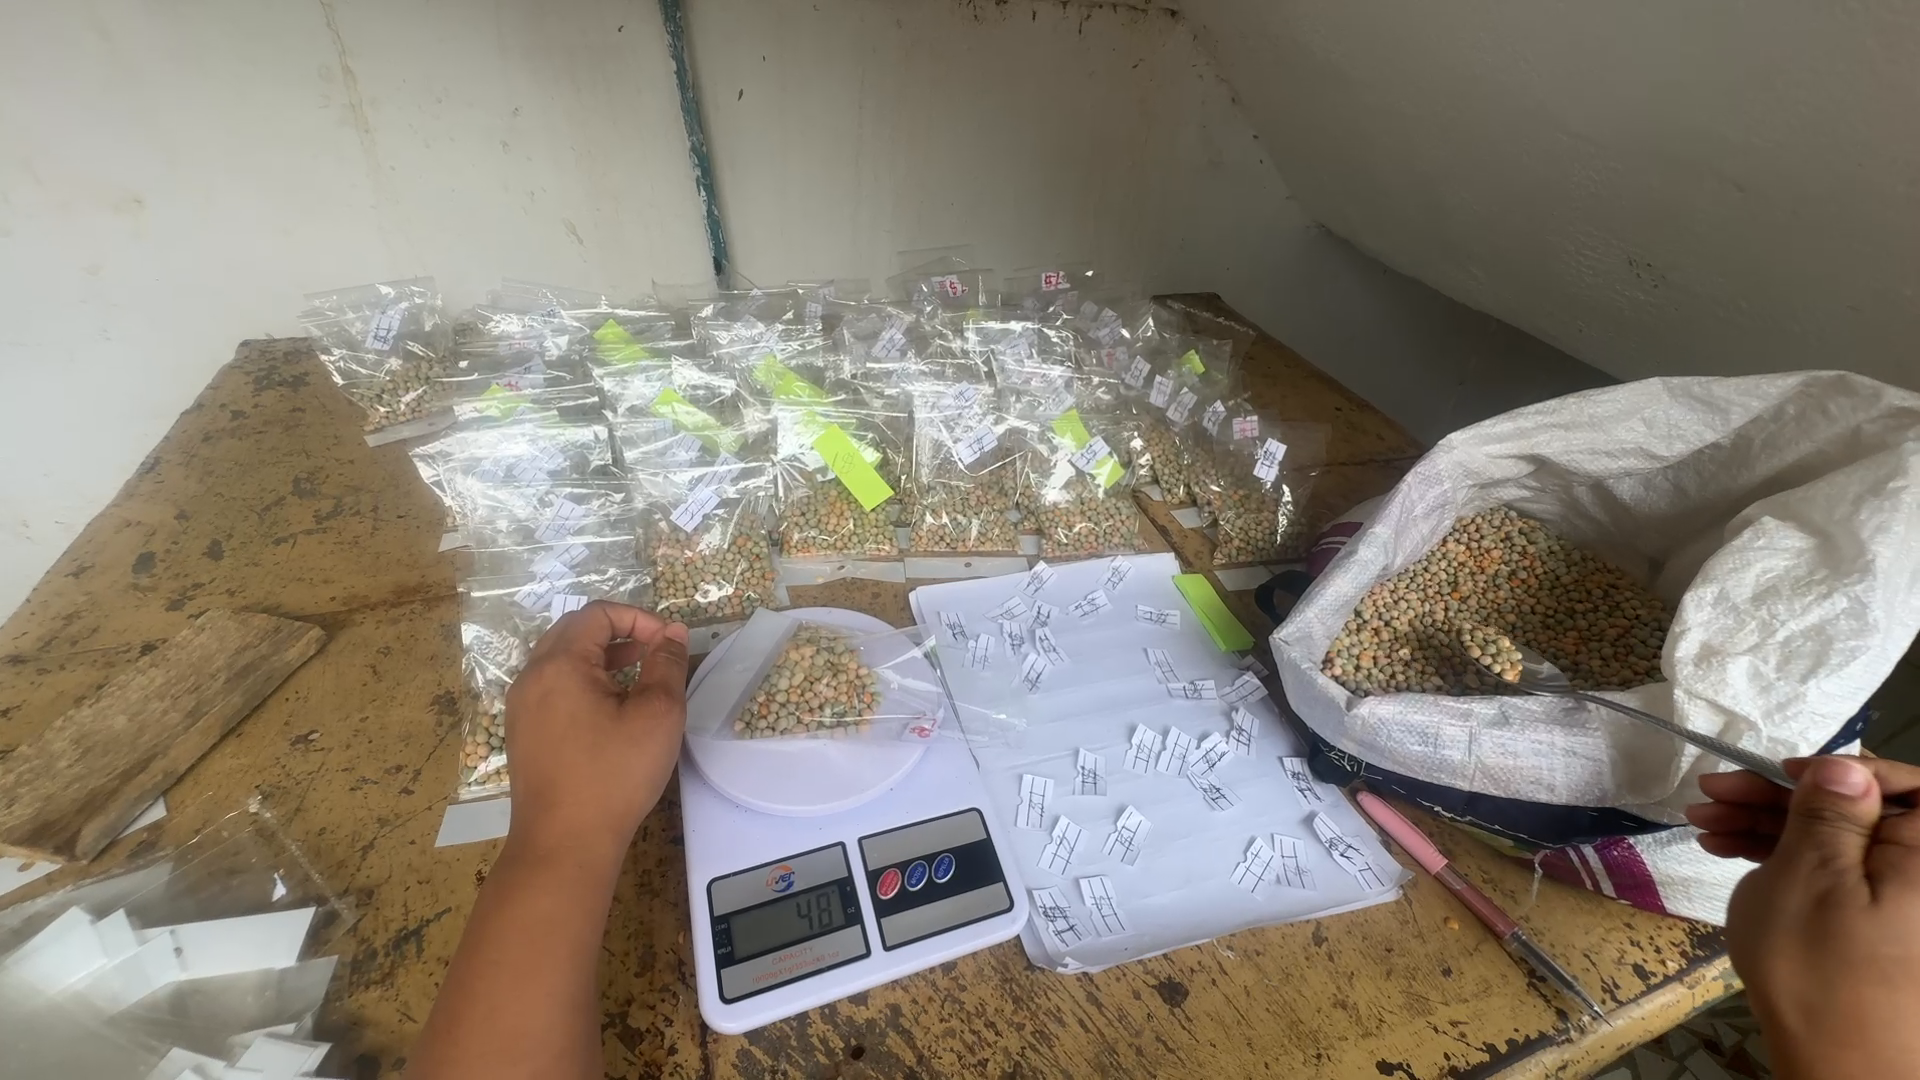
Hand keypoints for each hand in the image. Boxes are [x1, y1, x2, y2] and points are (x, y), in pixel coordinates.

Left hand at [501, 601, 689, 867]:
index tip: (670, 644)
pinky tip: (614, 706)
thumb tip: (674, 633)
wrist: (565, 843)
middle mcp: (532, 677)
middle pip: (576, 630)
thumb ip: (668, 663)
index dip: (640, 618)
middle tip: (657, 652)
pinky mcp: (525, 731)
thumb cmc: (614, 774)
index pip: (598, 614)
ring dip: (605, 655)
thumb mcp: (657, 713)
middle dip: (622, 632)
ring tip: (642, 675)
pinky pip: (555, 685)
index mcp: (559, 665)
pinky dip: (587, 679)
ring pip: (564, 658)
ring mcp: (523, 706)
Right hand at [1689, 756, 1919, 1079]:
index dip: (1849, 771)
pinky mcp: (1872, 918)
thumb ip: (1831, 816)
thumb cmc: (1820, 961)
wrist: (1841, 1060)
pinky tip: (1724, 847)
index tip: (1783, 772)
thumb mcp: (1811, 876)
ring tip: (1701, 822)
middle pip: (1862, 810)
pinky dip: (1777, 851)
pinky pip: (1830, 866)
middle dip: (1783, 795)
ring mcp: (1899, 899)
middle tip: (1711, 792)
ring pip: (1835, 836)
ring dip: (1766, 821)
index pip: (1915, 789)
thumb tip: (1844, 767)